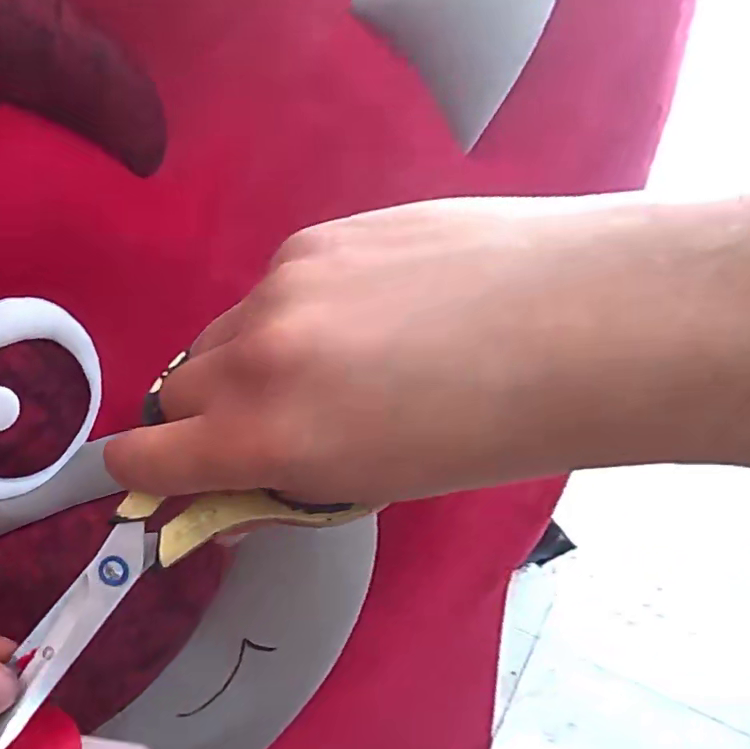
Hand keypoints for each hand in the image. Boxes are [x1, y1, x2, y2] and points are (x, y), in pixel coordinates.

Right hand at [105, 195, 749, 502]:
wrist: (612, 322)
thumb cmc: (485, 437)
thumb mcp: (361, 491)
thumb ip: (263, 498)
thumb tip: (208, 508)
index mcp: (261, 435)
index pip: (137, 456)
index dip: (140, 471)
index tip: (166, 472)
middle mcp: (248, 358)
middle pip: (169, 395)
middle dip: (201, 418)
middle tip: (266, 420)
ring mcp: (276, 288)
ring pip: (213, 340)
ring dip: (240, 363)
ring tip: (326, 359)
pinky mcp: (311, 239)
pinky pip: (264, 292)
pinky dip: (288, 313)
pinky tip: (365, 309)